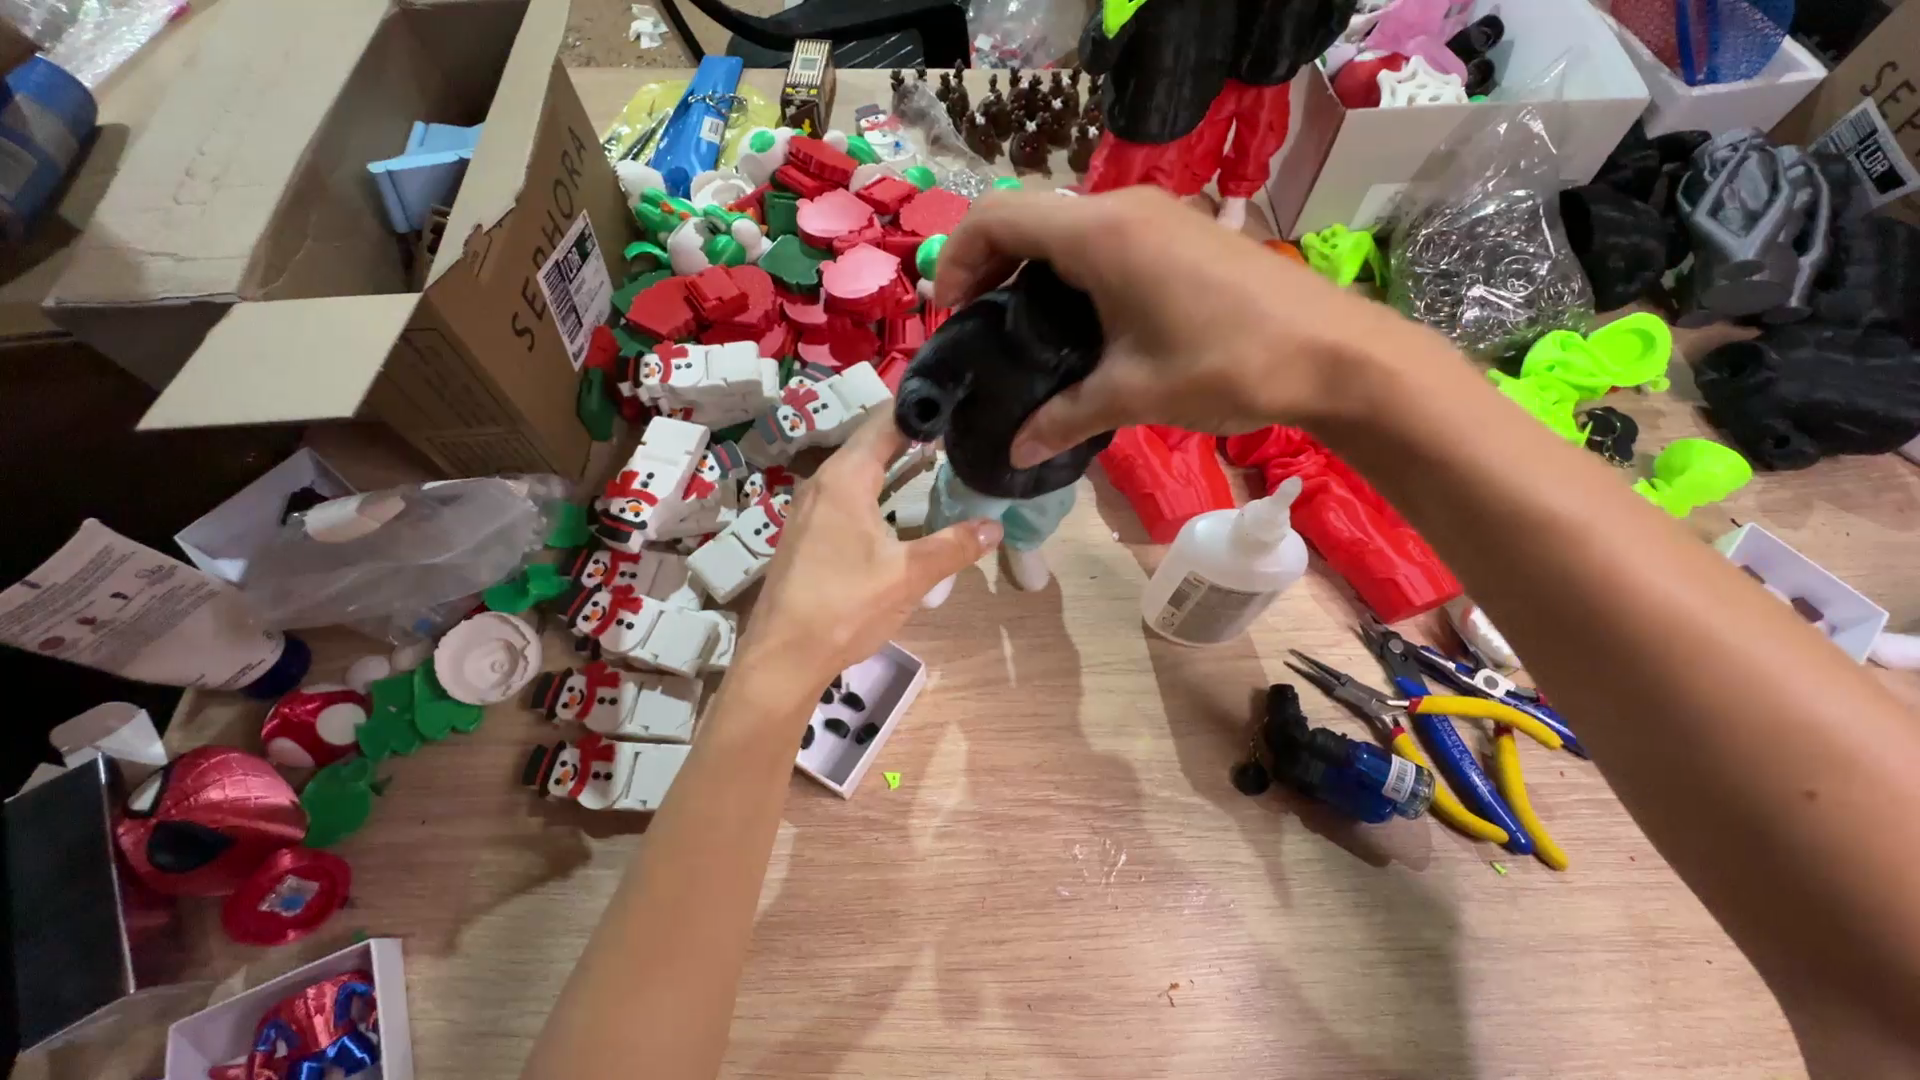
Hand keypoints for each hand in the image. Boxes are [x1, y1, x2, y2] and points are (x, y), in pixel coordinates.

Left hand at [735, 414, 1002, 694]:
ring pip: (858, 470)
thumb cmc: (846, 606)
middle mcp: (823, 482)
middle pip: (871, 442)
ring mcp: (811, 507)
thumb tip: (995, 526)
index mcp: (845, 478)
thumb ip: (955, 546)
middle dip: (912, 435)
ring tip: (936, 460)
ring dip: (893, 464)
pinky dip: (877, 489)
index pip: (886, 422)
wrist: (785, 655)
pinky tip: (898, 506)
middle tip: (957, 430)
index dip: (922, 409)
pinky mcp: (809, 532)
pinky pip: (848, 494)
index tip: (958, 403)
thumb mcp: (909, 576)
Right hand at [935, 186, 1413, 467]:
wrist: (1335, 354)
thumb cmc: (1228, 364)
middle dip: (989, 265)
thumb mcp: (1134, 393)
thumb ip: (1064, 418)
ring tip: (1019, 328)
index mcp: (1100, 234)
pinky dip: (1071, 270)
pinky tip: (1079, 322)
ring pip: (1067, 227)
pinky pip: (1104, 238)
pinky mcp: (1181, 234)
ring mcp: (1157, 216)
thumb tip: (1017, 451)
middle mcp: (1123, 208)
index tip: (950, 314)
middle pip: (1028, 217)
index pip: (998, 216)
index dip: (958, 258)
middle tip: (976, 326)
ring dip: (1031, 268)